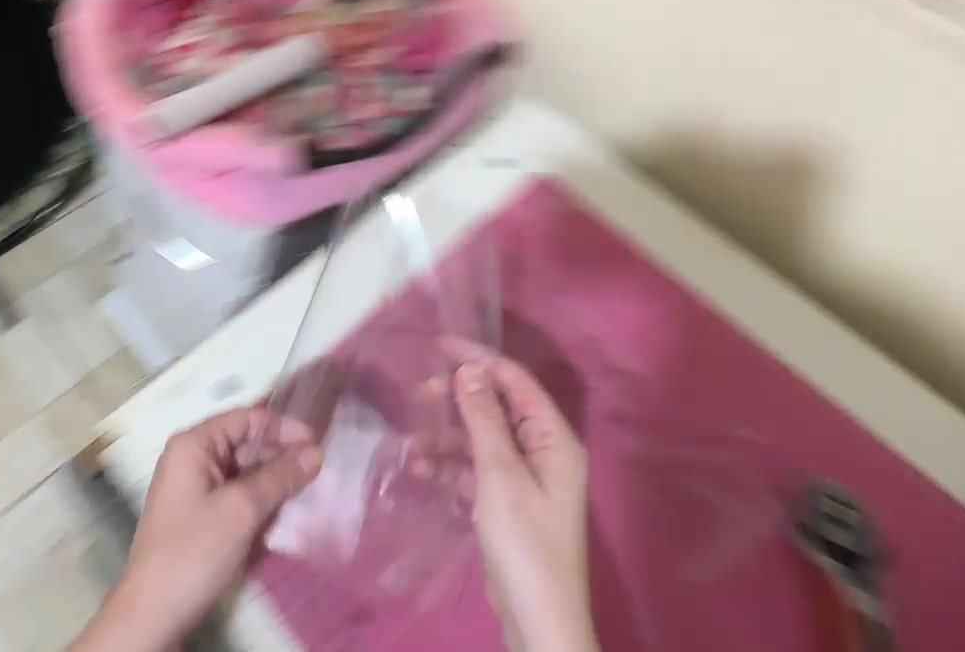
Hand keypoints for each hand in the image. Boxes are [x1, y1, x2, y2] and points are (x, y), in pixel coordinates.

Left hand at [73, 407, 322, 651]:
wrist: (155, 611)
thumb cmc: (195, 549)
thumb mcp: (242, 509)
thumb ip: (280, 476)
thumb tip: (315, 452)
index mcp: (194, 444)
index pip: (245, 419)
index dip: (282, 427)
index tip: (319, 442)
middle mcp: (193, 458)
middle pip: (246, 445)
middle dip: (282, 457)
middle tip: (323, 472)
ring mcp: (196, 488)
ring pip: (245, 474)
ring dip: (276, 483)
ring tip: (313, 493)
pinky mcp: (203, 516)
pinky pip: (239, 498)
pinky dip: (262, 504)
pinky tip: (288, 516)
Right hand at [445, 337, 598, 651]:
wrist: (537, 619)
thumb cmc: (524, 542)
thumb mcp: (499, 475)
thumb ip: (483, 418)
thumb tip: (468, 369)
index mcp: (553, 440)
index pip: (515, 382)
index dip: (478, 359)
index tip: (438, 345)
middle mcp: (542, 452)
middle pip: (496, 408)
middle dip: (456, 399)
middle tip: (418, 394)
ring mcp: (524, 478)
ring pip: (479, 438)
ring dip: (445, 438)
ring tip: (411, 445)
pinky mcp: (506, 501)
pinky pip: (473, 468)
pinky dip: (448, 466)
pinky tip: (421, 471)